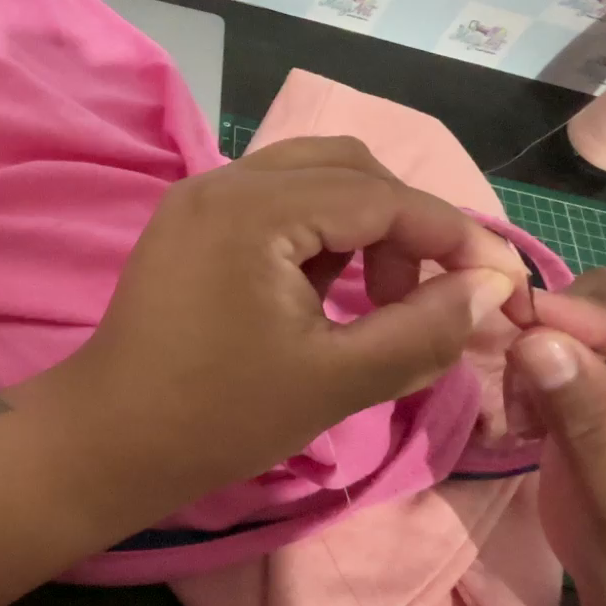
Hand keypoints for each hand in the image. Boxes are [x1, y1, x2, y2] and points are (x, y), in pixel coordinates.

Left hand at [46, 136, 528, 494]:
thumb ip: (422, 328)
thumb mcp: (336, 380)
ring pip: (307, 177)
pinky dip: (313, 230)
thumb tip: (485, 287)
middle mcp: (222, 182)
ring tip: (371, 298)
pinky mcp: (187, 222)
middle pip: (345, 167)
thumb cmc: (218, 417)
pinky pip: (270, 201)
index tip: (495, 282)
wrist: (111, 438)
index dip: (449, 234)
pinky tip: (321, 288)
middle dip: (401, 222)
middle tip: (418, 294)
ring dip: (358, 223)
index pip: (378, 195)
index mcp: (253, 210)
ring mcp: (197, 198)